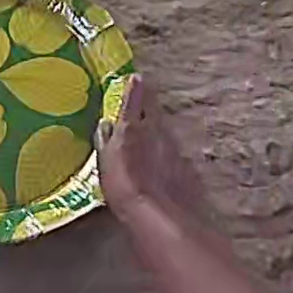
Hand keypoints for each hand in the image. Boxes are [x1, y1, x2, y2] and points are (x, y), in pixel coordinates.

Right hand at [95, 74, 201, 221]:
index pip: (135, 100)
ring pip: (165, 133)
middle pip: (154, 112)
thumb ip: (106, 140)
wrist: (160, 215)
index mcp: (133, 127)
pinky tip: (161, 167)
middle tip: (143, 101)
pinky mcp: (187, 167)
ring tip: (149, 137)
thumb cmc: (124, 186)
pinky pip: (174, 154)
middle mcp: (157, 132)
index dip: (135, 89)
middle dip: (149, 106)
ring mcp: (175, 149)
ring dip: (157, 132)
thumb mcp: (106, 162)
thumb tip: (105, 123)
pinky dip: (166, 155)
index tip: (136, 77)